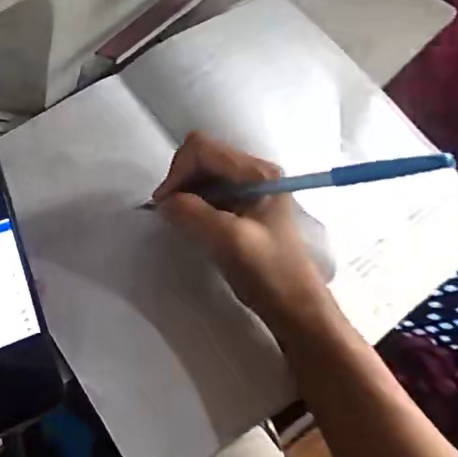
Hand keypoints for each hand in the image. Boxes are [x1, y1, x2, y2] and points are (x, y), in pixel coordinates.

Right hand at [151, 132, 335, 341]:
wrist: (295, 307)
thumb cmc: (269, 272)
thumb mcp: (228, 240)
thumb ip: (193, 213)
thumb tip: (163, 203)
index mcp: (258, 173)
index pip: (202, 149)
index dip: (177, 173)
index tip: (166, 205)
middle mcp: (254, 173)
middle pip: (201, 157)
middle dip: (179, 182)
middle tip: (170, 214)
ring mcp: (248, 190)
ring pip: (201, 175)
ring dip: (184, 194)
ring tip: (179, 222)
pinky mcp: (242, 208)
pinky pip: (207, 193)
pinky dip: (192, 205)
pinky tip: (191, 226)